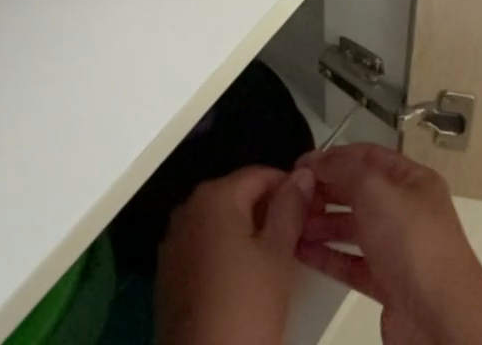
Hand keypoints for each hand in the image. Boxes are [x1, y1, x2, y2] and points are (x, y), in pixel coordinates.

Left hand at [156, 165, 314, 344]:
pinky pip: (204, 247)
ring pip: (221, 223)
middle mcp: (187, 210)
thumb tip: (301, 175)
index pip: (260, 174)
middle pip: (238, 195)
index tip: (312, 210)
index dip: (290, 188)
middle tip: (298, 237)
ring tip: (276, 260)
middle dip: (269, 211)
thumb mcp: (278, 254)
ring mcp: (173, 242)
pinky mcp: (169, 272)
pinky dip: (226, 253)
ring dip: (248, 233)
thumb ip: (290, 208)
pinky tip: (246, 280)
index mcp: (213, 197)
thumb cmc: (245, 307)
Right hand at [294, 144, 481, 344]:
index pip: (368, 157)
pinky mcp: (388, 283)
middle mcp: (407, 212)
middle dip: (324, 190)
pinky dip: (326, 255)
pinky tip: (302, 250)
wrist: (440, 318)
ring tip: (290, 221)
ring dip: (320, 223)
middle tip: (292, 193)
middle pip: (358, 192)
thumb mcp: (375, 190)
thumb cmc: (417, 247)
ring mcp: (398, 249)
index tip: (303, 163)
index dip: (335, 156)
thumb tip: (320, 160)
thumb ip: (343, 168)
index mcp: (413, 182)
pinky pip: (351, 262)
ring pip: (352, 228)